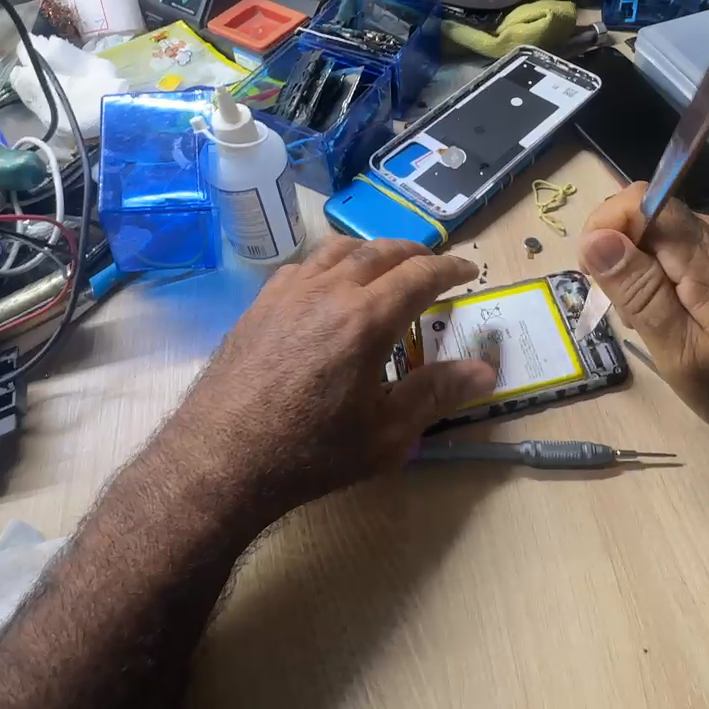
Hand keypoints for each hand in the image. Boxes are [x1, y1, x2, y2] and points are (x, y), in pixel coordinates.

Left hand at [167, 236, 498, 517]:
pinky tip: (328, 286)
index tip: (468, 270)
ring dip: (372, 250)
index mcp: (367, 318)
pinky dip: (330, 264)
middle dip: (415, 253)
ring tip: (385, 265)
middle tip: (432, 266)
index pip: (420, 275)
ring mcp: (290, 292)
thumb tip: (487, 370)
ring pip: (339, 249)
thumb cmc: (309, 452)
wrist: (220, 459)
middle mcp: (330, 290)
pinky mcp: (261, 303)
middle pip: (381, 251)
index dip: (450, 268)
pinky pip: (303, 265)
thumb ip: (437, 394)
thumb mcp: (385, 434)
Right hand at [577, 183, 708, 452]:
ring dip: (656, 273)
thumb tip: (594, 239)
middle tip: (640, 321)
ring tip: (671, 328)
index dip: (608, 228)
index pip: (643, 201)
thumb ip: (639, 293)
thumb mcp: (683, 357)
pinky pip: (701, 249)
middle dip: (630, 260)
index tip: (602, 280)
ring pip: (676, 236)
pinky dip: (683, 277)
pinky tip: (696, 319)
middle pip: (657, 218)